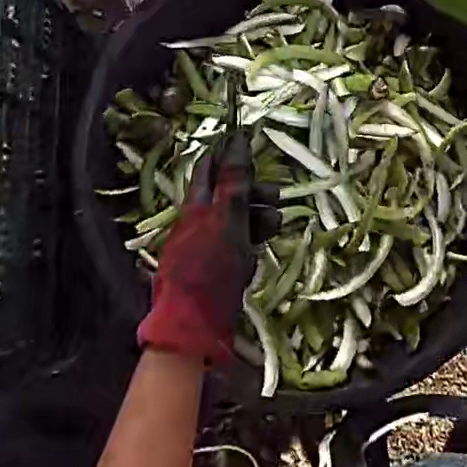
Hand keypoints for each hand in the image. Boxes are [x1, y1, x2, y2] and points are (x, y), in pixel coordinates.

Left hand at [137, 148, 254, 364]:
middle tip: (274, 196)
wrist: (192, 327)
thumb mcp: (228, 220)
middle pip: (228, 192)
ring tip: (272, 226)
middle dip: (253, 190)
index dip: (228, 151)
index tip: (250, 139)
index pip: (210, 166)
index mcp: (195, 205)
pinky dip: (250, 241)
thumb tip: (237, 140)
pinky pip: (236, 243)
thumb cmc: (210, 268)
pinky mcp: (214, 265)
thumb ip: (234, 182)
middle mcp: (197, 219)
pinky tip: (259, 250)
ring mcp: (205, 243)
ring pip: (236, 218)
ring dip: (257, 216)